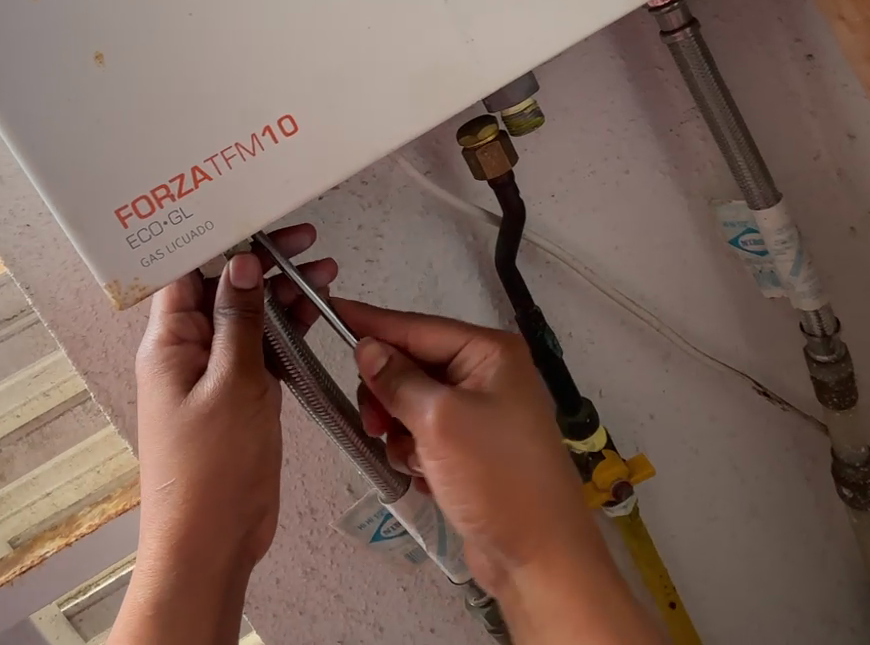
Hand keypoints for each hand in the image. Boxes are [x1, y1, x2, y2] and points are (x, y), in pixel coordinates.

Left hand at [112, 225, 336, 644]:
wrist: (214, 542)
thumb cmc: (210, 471)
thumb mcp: (232, 384)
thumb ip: (240, 320)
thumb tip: (241, 264)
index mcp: (169, 344)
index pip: (188, 273)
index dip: (221, 241)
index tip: (258, 221)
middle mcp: (189, 351)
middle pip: (225, 289)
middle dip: (263, 263)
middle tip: (304, 240)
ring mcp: (217, 371)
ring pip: (251, 316)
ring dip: (284, 294)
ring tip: (324, 270)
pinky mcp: (242, 392)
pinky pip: (265, 346)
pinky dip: (290, 328)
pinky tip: (316, 310)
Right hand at [339, 300, 657, 642]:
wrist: (539, 559)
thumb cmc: (496, 476)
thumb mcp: (439, 420)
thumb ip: (397, 379)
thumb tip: (366, 346)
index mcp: (489, 352)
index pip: (417, 327)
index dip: (372, 322)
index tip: (330, 309)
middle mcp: (486, 373)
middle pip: (412, 364)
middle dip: (387, 392)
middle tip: (373, 423)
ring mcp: (480, 410)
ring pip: (412, 400)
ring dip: (399, 428)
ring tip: (408, 457)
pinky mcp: (471, 446)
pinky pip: (423, 431)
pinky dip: (414, 450)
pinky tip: (423, 474)